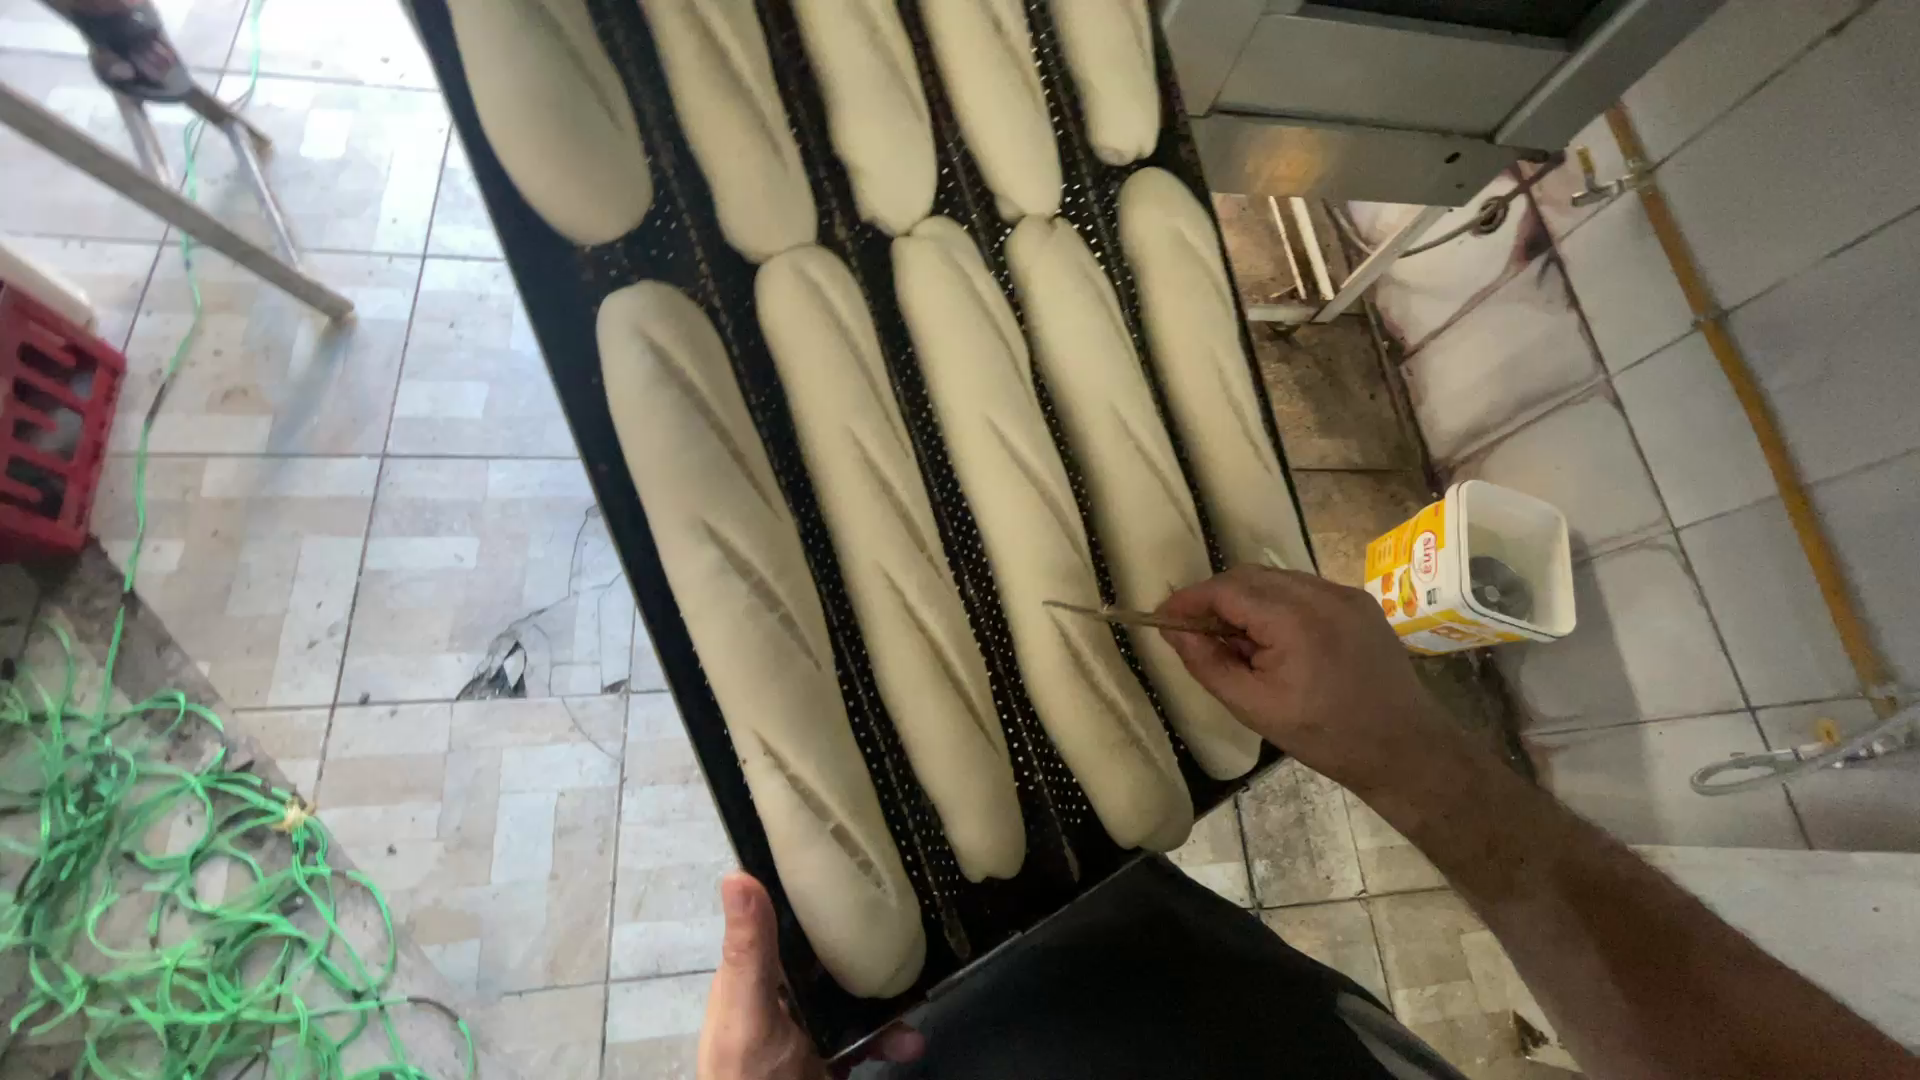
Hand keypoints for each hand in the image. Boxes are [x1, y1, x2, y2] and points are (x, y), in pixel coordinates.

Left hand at [699, 874, 923, 1079]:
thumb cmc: (748, 1079)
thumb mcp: (748, 1014)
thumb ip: (749, 950)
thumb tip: (736, 874)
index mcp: (755, 969)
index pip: (784, 911)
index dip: (813, 885)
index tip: (851, 856)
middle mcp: (782, 988)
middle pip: (829, 947)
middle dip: (868, 945)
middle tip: (904, 932)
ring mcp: (810, 1022)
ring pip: (856, 988)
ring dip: (888, 997)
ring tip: (913, 1009)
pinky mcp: (833, 1052)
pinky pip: (868, 1032)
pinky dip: (890, 1035)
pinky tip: (909, 1043)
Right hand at [1158, 566, 1473, 796]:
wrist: (1405, 749)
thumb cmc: (1323, 735)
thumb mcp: (1251, 706)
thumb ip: (1207, 662)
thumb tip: (1173, 629)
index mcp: (1294, 620)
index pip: (1225, 590)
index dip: (1188, 600)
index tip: (1161, 617)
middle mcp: (1321, 594)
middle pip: (1248, 576)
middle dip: (1213, 598)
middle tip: (1193, 632)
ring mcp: (1344, 594)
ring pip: (1274, 578)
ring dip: (1244, 599)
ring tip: (1235, 640)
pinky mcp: (1358, 601)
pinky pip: (1301, 588)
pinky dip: (1274, 603)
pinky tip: (1273, 638)